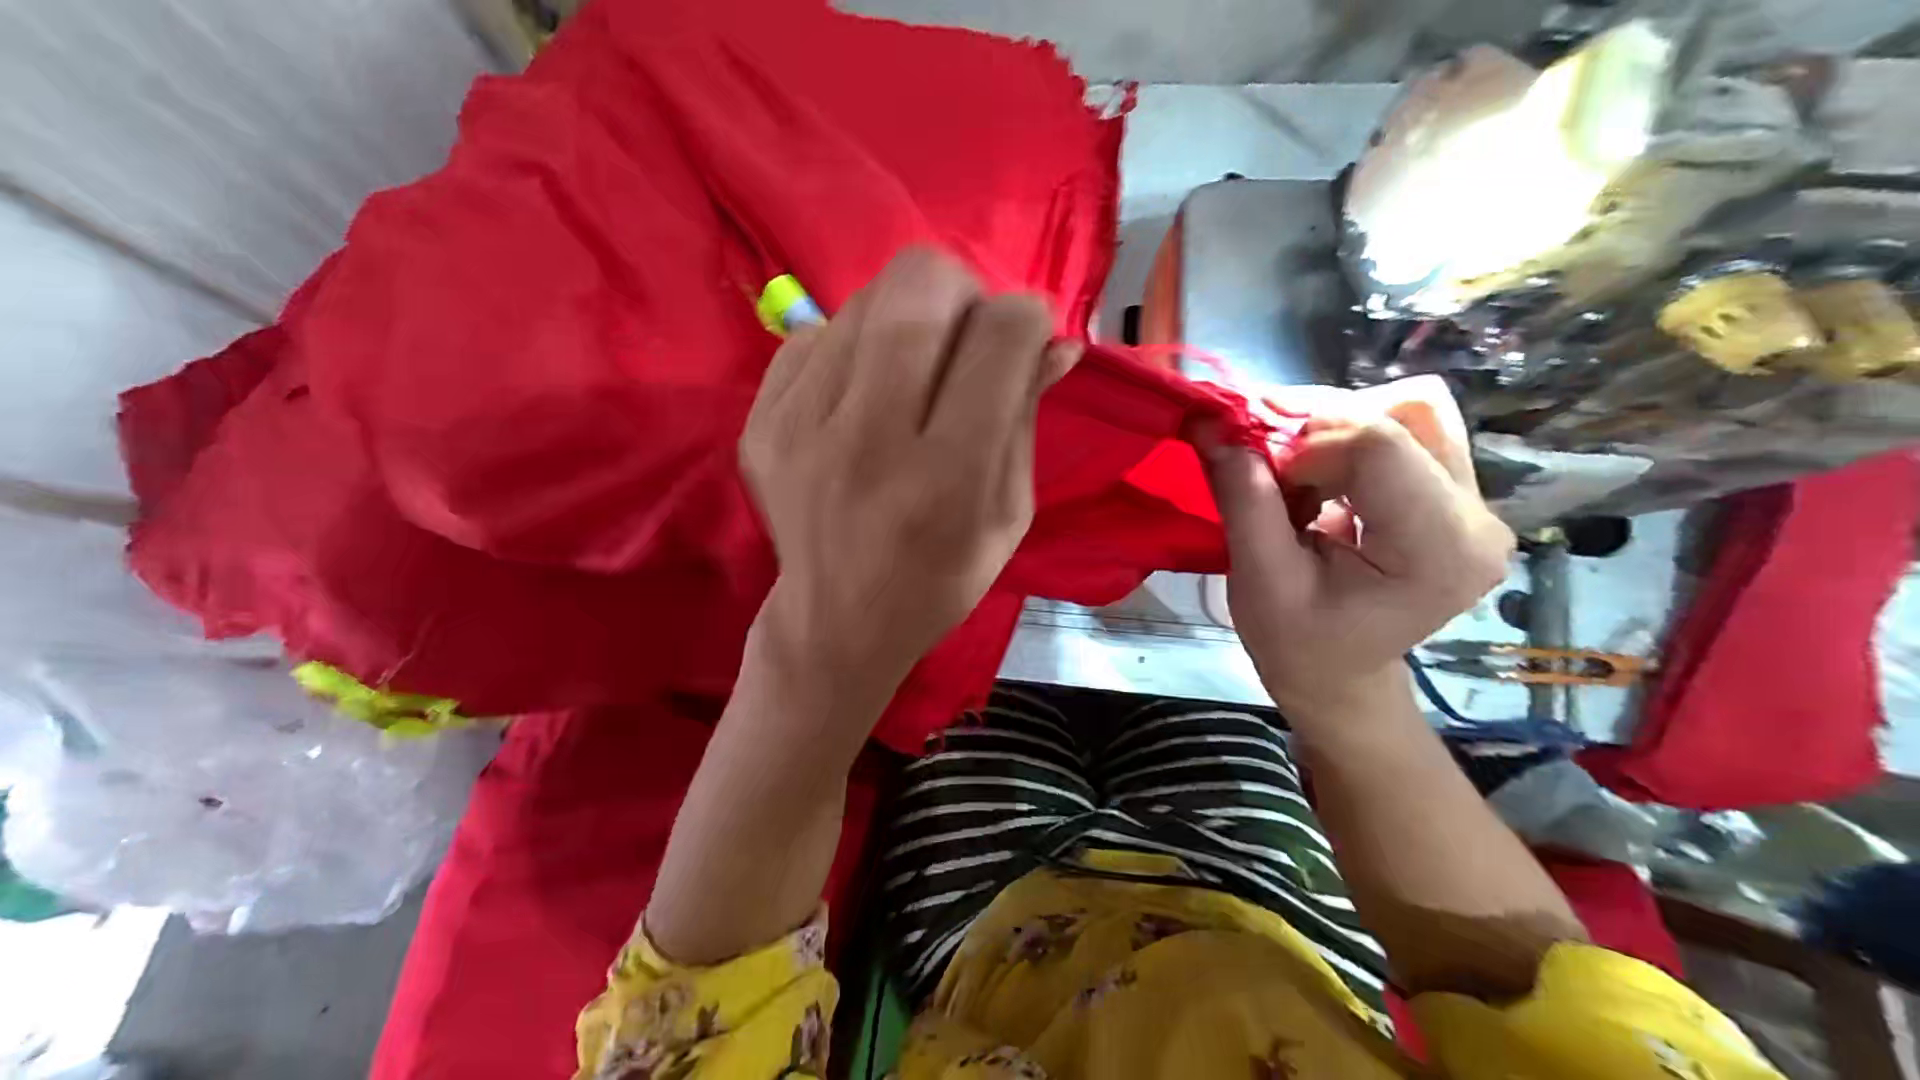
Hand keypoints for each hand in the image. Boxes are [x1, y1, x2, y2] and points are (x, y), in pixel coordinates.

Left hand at [740, 248, 1079, 684]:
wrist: (836, 621)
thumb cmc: (941, 577)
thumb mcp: (1009, 514)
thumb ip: (1026, 418)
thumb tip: (1053, 339)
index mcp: (947, 478)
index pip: (1000, 335)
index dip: (1027, 318)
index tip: (1024, 339)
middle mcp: (868, 440)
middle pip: (921, 284)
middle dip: (963, 291)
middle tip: (966, 334)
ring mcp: (800, 426)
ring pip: (868, 298)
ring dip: (908, 318)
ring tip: (912, 372)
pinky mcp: (761, 421)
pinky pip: (818, 333)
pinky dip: (853, 348)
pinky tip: (861, 397)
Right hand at [1199, 376, 1513, 722]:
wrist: (1339, 675)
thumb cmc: (1298, 643)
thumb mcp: (1260, 580)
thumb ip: (1244, 499)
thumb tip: (1212, 423)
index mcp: (1438, 551)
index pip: (1380, 444)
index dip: (1306, 441)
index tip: (1258, 470)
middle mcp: (1476, 517)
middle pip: (1405, 414)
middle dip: (1320, 425)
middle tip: (1267, 460)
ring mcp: (1475, 503)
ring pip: (1411, 411)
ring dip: (1336, 428)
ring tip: (1295, 472)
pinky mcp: (1458, 494)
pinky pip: (1407, 431)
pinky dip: (1349, 439)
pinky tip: (1318, 478)